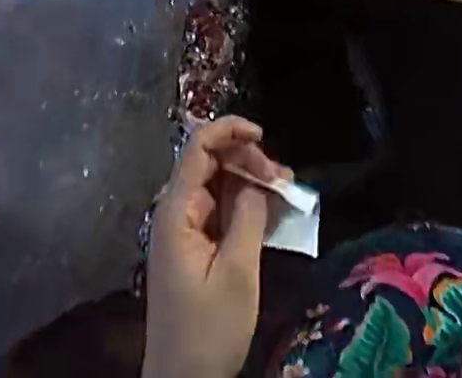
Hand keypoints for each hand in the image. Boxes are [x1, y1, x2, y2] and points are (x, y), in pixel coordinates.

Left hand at [145, 117, 288, 377]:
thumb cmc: (207, 330)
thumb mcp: (236, 273)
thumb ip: (248, 218)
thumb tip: (258, 181)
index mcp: (176, 210)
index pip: (197, 148)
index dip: (228, 130)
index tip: (262, 134)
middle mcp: (176, 210)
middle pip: (210, 162)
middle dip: (247, 159)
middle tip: (283, 180)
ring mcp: (184, 227)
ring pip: (218, 184)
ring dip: (250, 181)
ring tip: (285, 190)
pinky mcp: (194, 244)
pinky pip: (220, 208)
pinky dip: (245, 203)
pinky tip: (272, 208)